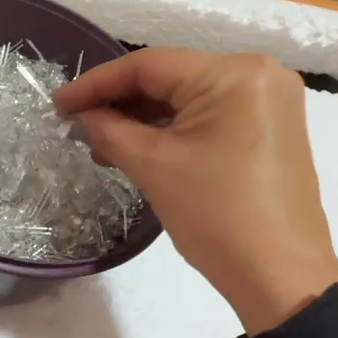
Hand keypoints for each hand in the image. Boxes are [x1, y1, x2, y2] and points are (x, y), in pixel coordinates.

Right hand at [54, 48, 337, 335]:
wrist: (278, 273)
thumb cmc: (217, 216)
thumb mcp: (155, 168)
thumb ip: (112, 132)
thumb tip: (85, 117)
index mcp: (234, 74)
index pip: (150, 65)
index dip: (97, 83)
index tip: (59, 103)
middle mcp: (259, 74)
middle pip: (172, 77)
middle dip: (120, 101)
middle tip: (75, 124)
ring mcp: (270, 102)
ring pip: (189, 98)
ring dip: (143, 118)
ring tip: (101, 143)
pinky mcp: (270, 129)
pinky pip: (210, 117)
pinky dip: (172, 130)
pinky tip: (138, 148)